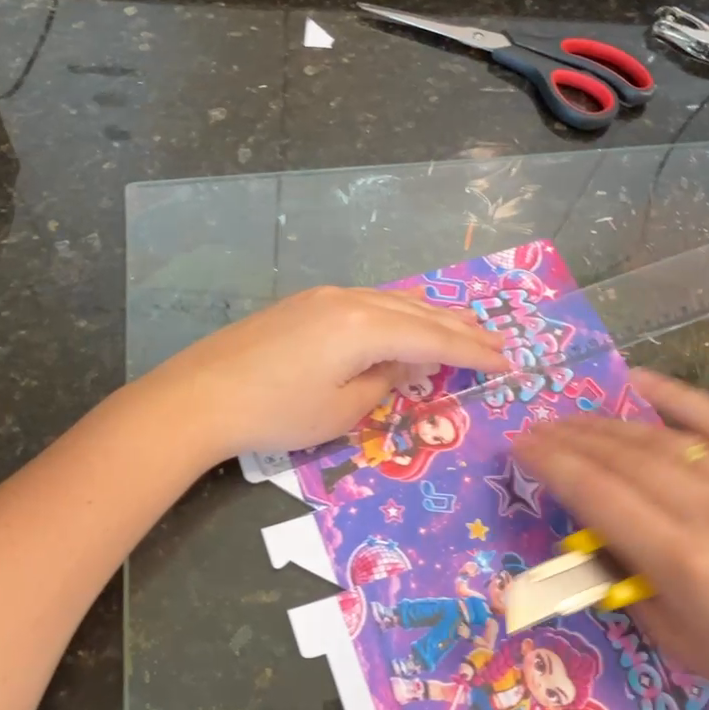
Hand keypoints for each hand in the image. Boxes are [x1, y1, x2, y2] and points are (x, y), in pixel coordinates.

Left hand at [141, 286, 507, 458]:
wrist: (200, 395)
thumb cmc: (275, 412)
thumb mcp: (341, 411)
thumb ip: (384, 383)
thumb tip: (405, 363)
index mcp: (366, 327)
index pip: (435, 339)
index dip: (473, 352)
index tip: (508, 361)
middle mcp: (350, 300)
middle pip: (417, 311)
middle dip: (458, 326)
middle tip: (496, 337)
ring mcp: (322, 297)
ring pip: (391, 301)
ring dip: (427, 313)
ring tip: (460, 321)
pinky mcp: (301, 304)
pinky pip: (365, 302)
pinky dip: (394, 311)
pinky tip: (401, 315)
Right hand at [511, 370, 708, 709]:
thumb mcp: (689, 651)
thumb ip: (633, 589)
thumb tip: (599, 541)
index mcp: (683, 562)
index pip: (593, 494)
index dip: (548, 464)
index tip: (518, 446)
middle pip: (618, 457)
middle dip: (566, 438)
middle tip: (534, 428)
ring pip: (656, 436)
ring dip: (603, 423)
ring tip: (569, 417)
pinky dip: (673, 394)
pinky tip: (636, 379)